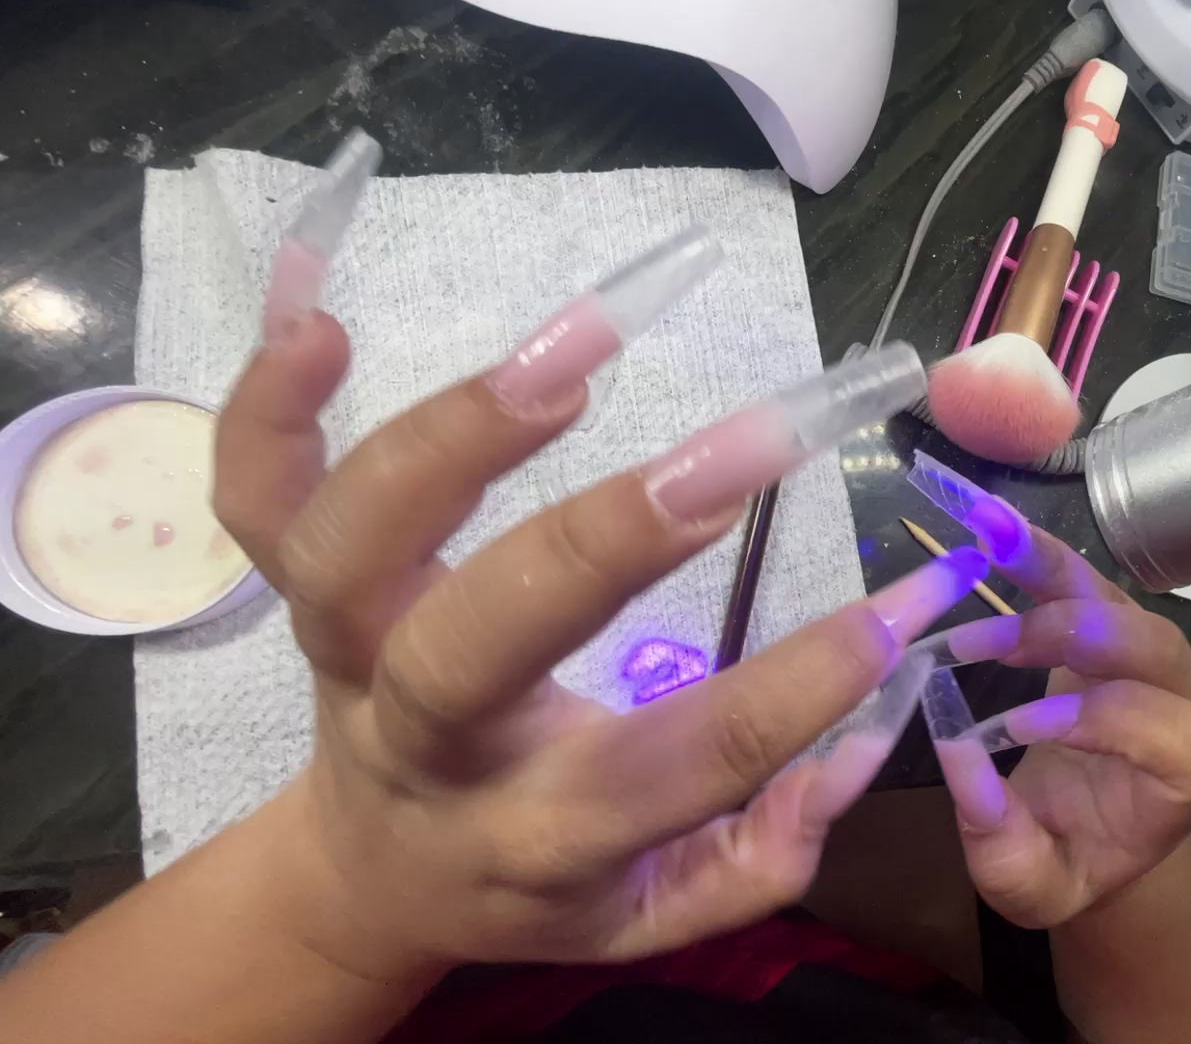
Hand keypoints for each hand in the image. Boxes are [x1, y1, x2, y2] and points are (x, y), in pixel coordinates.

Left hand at [212, 308, 977, 980]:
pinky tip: (327, 319)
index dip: (807, 684)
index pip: (692, 758)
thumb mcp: (658, 912)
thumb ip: (763, 851)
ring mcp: (349, 659)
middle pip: (491, 637)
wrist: (375, 871)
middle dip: (623, 534)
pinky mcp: (303, 602)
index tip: (899, 606)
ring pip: (352, 548)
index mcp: (542, 827)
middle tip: (750, 443)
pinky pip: (251, 501)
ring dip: (461, 434)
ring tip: (582, 350)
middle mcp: (432, 739)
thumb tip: (855, 745)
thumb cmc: (537, 883)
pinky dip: (269, 409)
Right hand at [932, 526, 1190, 928]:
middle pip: (1152, 644)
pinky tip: (995, 531)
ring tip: (988, 545)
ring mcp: (1150, 655)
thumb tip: (957, 753)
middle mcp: (1185, 700)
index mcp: (1188, 770)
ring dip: (1049, 572)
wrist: (1099, 827)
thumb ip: (1001, 843)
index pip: (1153, 725)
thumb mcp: (1035, 884)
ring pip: (1116, 598)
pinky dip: (1039, 555)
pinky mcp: (1112, 627)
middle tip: (986, 643)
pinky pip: (1082, 580)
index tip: (1008, 727)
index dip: (1088, 718)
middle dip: (1069, 634)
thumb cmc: (1076, 861)